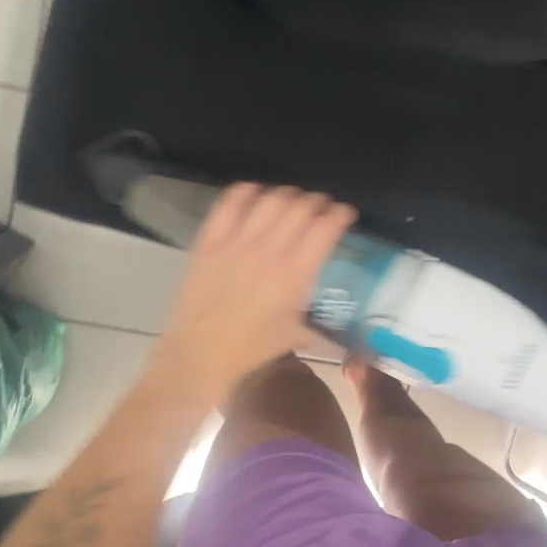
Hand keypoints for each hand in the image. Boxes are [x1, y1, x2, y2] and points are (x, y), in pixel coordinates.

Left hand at [146, 183, 356, 400]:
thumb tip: (343, 320)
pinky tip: (256, 192)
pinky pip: (229, 204)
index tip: (346, 213)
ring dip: (288, 194)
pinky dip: (246, 192)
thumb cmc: (251, 348)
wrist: (200, 354)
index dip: (341, 214)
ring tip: (293, 199)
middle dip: (318, 201)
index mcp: (295, 275)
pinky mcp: (209, 242)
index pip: (326, 228)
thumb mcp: (297, 335)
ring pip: (270, 200)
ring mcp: (236, 243)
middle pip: (301, 208)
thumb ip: (323, 321)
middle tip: (322, 206)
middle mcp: (269, 251)